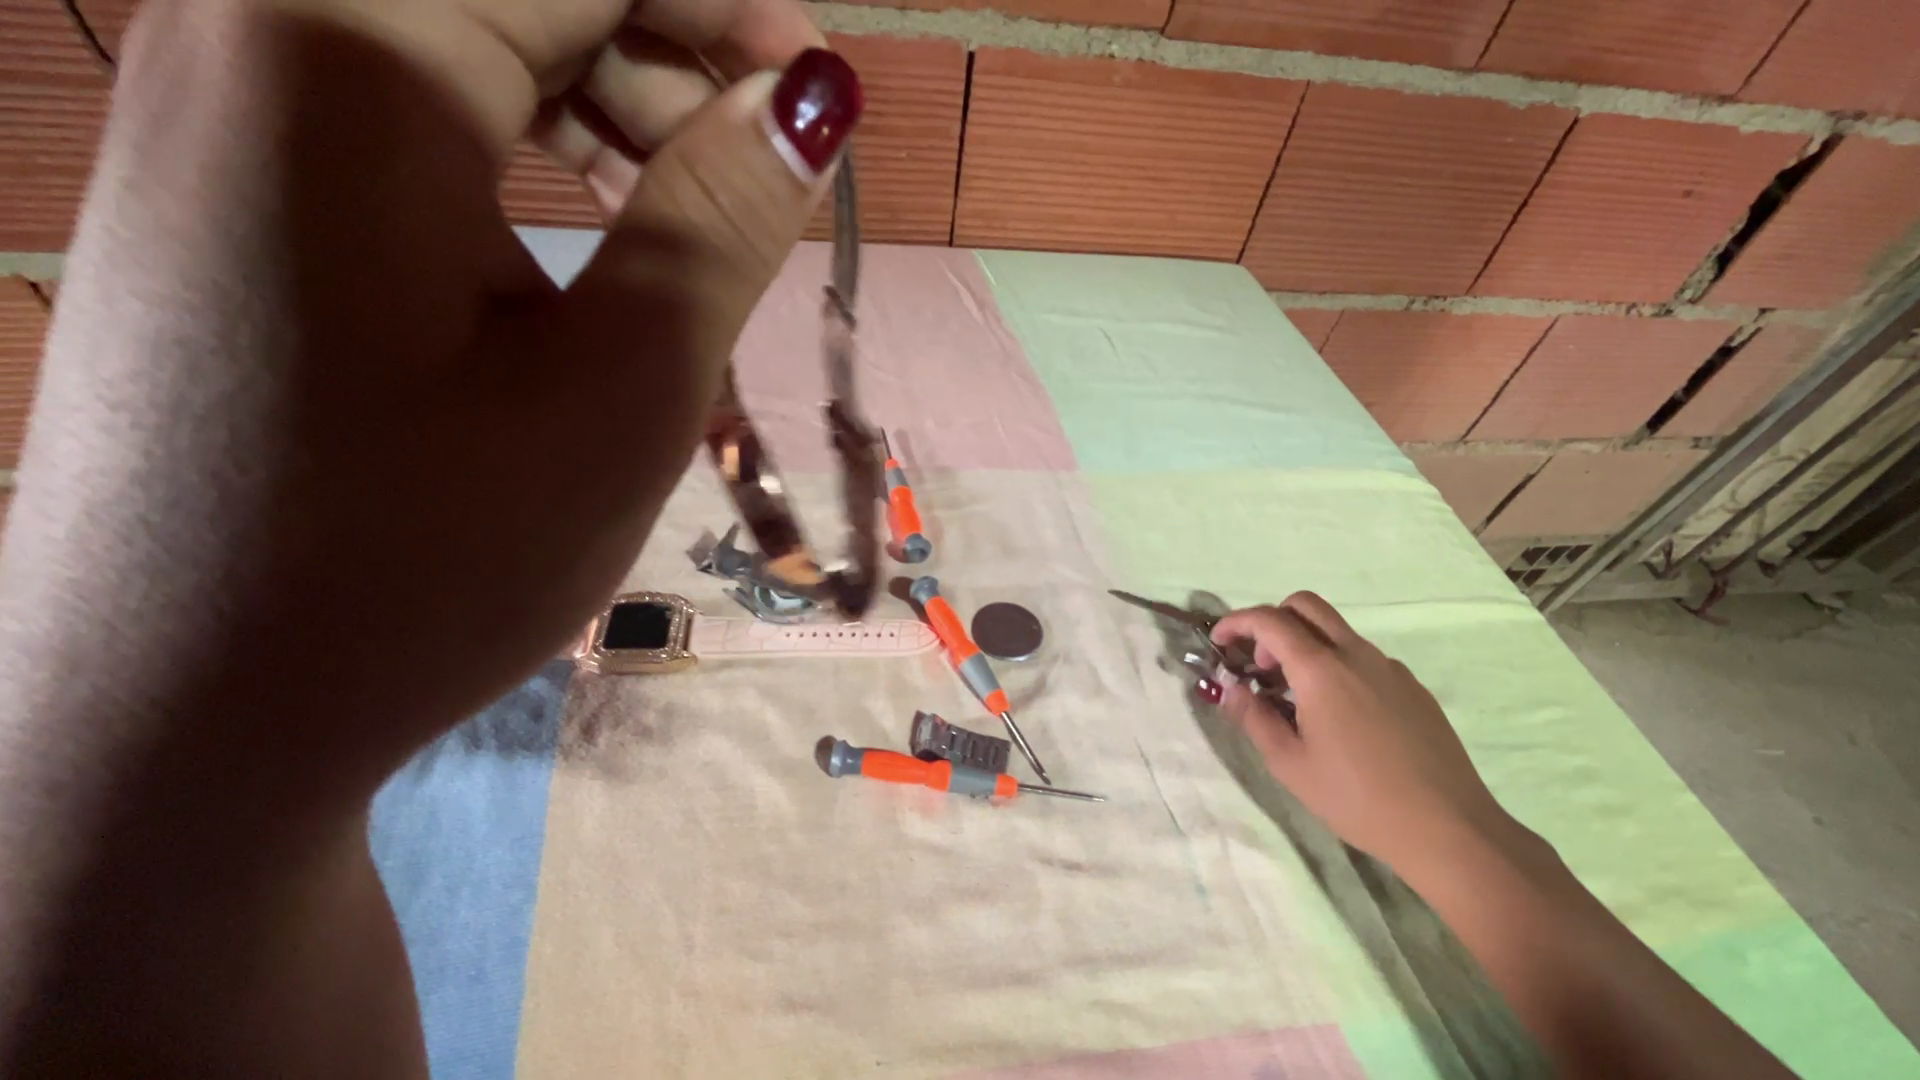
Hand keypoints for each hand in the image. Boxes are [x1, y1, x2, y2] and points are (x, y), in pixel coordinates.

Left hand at [9, 0, 857, 795]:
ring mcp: (223, 122)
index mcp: (344, 45)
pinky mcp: (232, 205)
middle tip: (769, 171)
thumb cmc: (431, 557)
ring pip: (467, 48)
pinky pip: (412, 121)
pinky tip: (590, 245)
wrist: (193, 722)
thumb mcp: (623, 383)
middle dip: (670, 54)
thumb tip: (816, 97)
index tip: (827, 94)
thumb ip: (723, 214)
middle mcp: (252, 36)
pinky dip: (528, 155)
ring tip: (696, 220)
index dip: (726, 6)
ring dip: (607, 108)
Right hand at [1210, 593, 1524, 873]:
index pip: (1269, 620)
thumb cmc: (1356, 797)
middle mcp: (1356, 655)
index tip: (1219, 643)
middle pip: (1306, 606)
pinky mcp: (1412, 688)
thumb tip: (1230, 688)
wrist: (1447, 826)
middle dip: (1272, 622)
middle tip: (1259, 666)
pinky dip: (1335, 667)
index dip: (1236, 623)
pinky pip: (1363, 659)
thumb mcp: (1289, 764)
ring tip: (1294, 700)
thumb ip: (1253, 717)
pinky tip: (1338, 718)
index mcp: (1321, 669)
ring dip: (1304, 646)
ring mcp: (1390, 668)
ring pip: (1336, 632)